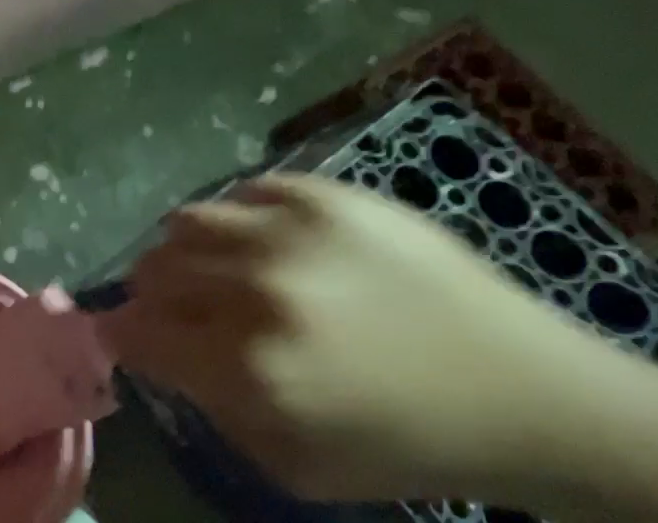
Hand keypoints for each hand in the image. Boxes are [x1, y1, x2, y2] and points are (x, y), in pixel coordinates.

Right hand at [100, 174, 630, 505]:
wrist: (533, 395)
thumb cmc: (411, 444)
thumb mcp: (297, 465)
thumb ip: (214, 410)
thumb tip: (161, 358)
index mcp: (249, 368)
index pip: (134, 330)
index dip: (124, 334)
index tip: (132, 337)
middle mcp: (255, 290)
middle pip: (151, 270)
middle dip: (155, 294)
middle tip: (183, 309)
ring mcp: (289, 231)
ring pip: (186, 222)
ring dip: (191, 251)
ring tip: (223, 269)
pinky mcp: (326, 195)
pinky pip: (244, 192)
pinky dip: (244, 220)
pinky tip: (273, 246)